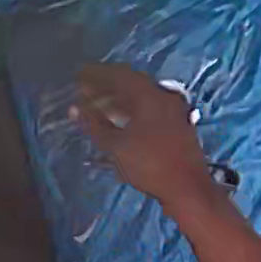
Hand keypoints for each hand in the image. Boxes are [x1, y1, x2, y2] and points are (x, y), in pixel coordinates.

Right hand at [72, 64, 223, 217]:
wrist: (186, 188)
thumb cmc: (148, 164)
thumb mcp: (115, 145)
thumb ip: (93, 124)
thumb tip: (74, 108)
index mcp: (150, 96)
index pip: (119, 75)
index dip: (97, 74)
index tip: (79, 74)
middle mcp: (164, 97)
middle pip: (131, 83)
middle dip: (107, 85)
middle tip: (85, 88)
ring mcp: (173, 110)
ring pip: (140, 96)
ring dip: (118, 97)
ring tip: (97, 104)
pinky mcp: (176, 124)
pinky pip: (148, 107)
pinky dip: (130, 108)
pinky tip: (118, 119)